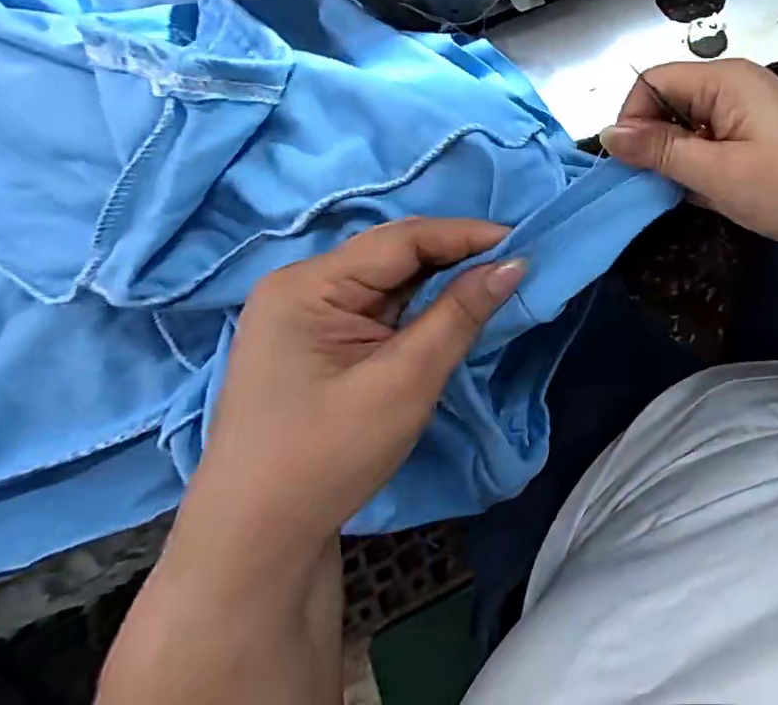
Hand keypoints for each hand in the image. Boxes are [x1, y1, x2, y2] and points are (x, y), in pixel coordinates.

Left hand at [185, 218, 526, 544]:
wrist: (256, 543)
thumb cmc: (327, 456)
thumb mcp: (404, 381)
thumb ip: (459, 314)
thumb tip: (514, 265)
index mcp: (307, 285)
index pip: (401, 240)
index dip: (465, 235)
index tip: (521, 241)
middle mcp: (301, 287)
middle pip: (392, 255)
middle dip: (455, 256)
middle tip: (513, 263)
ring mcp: (305, 316)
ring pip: (388, 282)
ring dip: (440, 282)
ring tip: (494, 280)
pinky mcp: (316, 343)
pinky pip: (378, 308)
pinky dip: (419, 307)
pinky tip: (452, 309)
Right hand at [599, 59, 777, 250]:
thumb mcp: (718, 174)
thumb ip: (660, 151)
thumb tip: (608, 134)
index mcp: (724, 79)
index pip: (653, 81)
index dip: (633, 119)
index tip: (629, 163)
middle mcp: (732, 83)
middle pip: (668, 101)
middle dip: (656, 142)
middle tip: (659, 183)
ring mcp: (745, 106)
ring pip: (685, 123)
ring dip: (679, 157)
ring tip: (693, 189)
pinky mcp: (752, 129)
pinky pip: (708, 138)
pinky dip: (700, 163)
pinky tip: (712, 190)